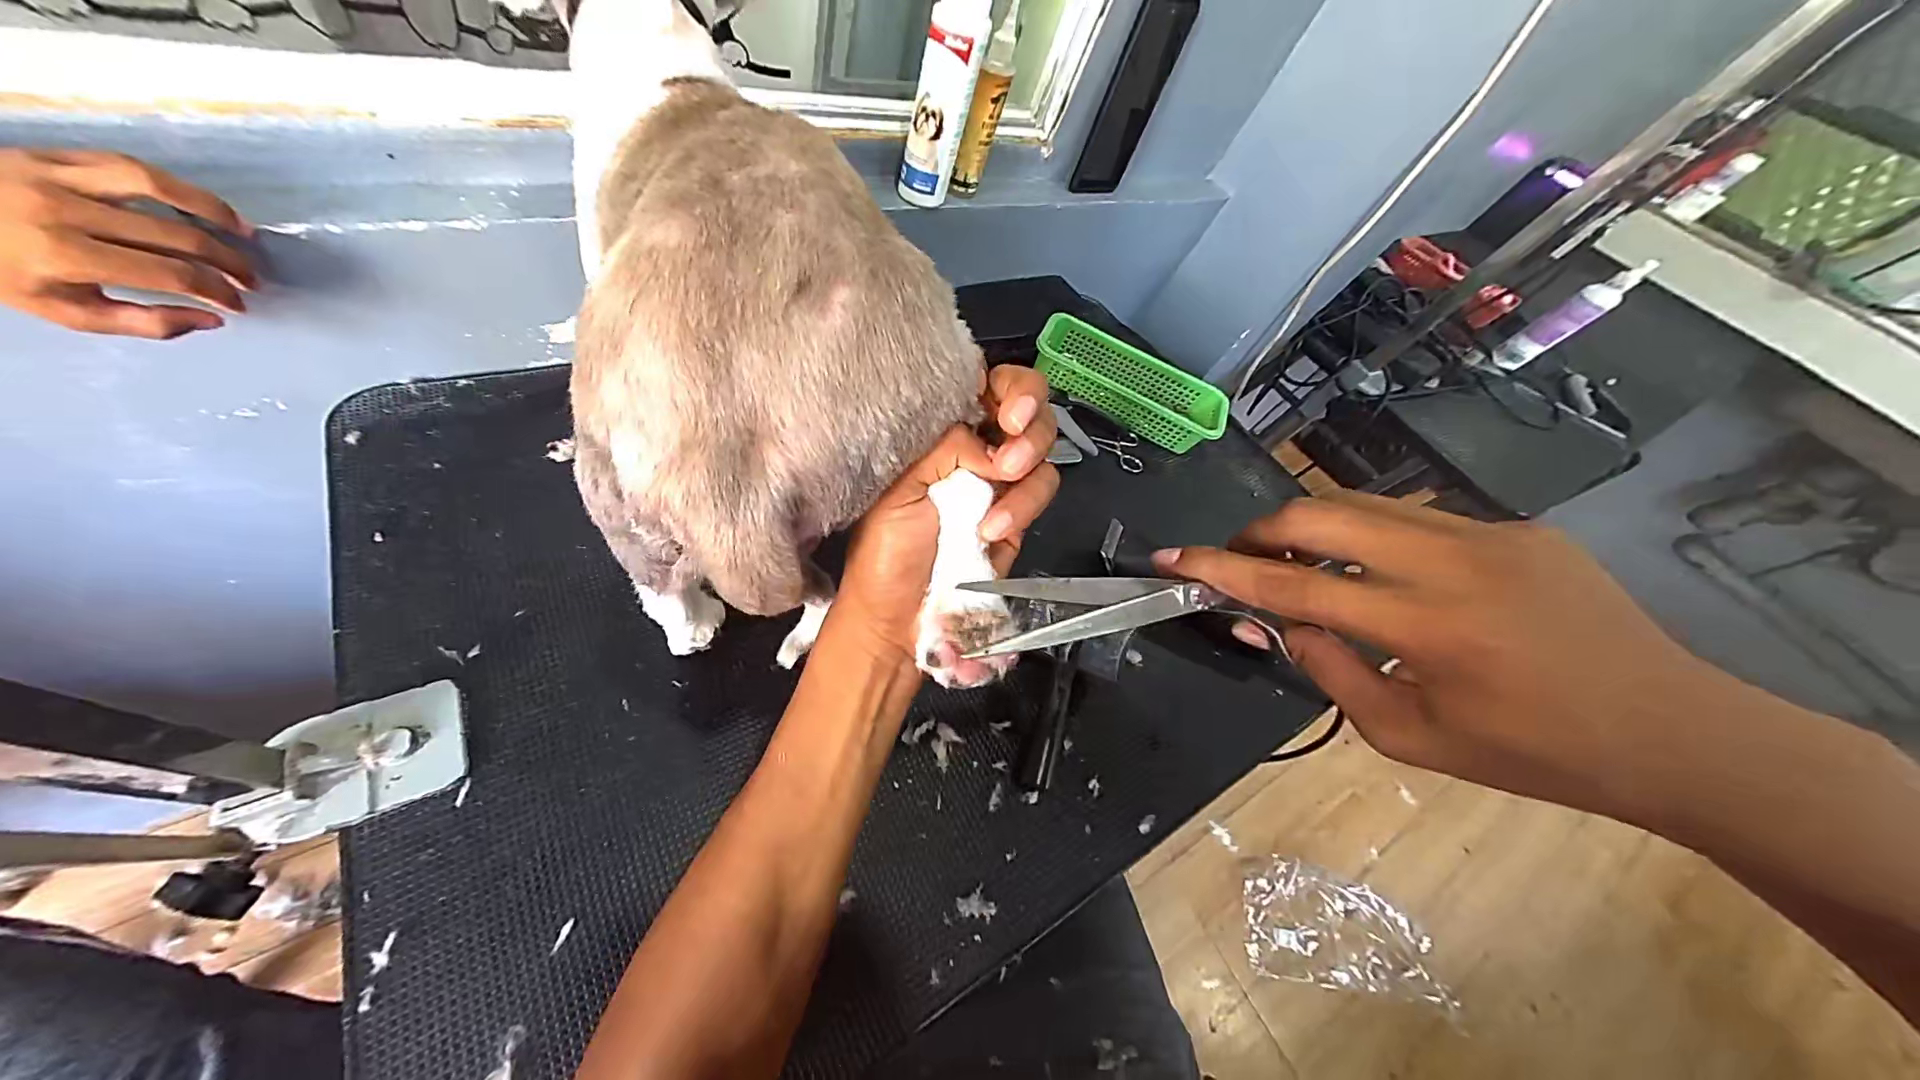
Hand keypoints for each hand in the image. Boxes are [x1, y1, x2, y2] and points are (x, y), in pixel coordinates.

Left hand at [0, 149, 254, 338]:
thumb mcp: (62, 311)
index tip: (238, 306)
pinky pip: (123, 164)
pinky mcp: (47, 154)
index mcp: (66, 257)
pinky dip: (172, 186)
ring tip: (244, 232)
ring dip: (212, 210)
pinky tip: (198, 203)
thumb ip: (142, 322)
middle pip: (177, 236)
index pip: (173, 275)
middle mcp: (64, 212)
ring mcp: (52, 176)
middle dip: (227, 262)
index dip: (218, 292)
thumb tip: (211, 319)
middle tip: (250, 280)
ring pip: (156, 186)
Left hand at [833, 365, 1059, 662]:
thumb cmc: (883, 552)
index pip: (985, 388)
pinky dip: (1025, 504)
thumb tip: (989, 441)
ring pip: (1043, 451)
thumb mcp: (901, 487)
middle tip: (1013, 435)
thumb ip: (947, 449)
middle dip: (1030, 421)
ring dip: (1030, 461)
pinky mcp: (1016, 517)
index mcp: (939, 434)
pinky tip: (993, 526)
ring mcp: (998, 485)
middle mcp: (973, 452)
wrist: (896, 615)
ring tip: (1003, 479)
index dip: (1009, 389)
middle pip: (1028, 411)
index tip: (1007, 412)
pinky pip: (1041, 492)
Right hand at [1154, 492, 1723, 819]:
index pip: (1295, 586)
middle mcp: (1453, 562)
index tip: (1174, 558)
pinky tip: (1384, 578)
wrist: (1674, 732)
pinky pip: (1413, 519)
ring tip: (1299, 566)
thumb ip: (1332, 672)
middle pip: (1321, 514)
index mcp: (1427, 629)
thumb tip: (1283, 623)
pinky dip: (1370, 539)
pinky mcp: (1513, 526)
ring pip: (1363, 504)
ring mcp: (1488, 533)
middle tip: (1238, 559)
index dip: (1223, 569)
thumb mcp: (1409, 738)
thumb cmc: (1531, 754)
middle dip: (1261, 531)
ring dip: (1312, 530)